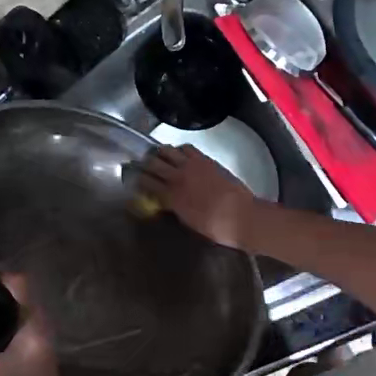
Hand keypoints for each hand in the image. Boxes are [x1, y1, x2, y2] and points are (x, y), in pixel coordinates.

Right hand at [138, 145, 263, 250]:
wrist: (241, 216)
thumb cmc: (215, 227)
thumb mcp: (188, 221)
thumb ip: (175, 208)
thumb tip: (167, 202)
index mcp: (171, 197)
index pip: (147, 184)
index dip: (138, 180)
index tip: (134, 179)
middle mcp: (177, 178)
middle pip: (153, 164)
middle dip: (145, 164)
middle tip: (142, 164)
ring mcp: (191, 166)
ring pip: (167, 151)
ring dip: (160, 153)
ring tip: (159, 156)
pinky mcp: (205, 160)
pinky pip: (187, 148)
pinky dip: (179, 149)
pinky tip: (180, 154)